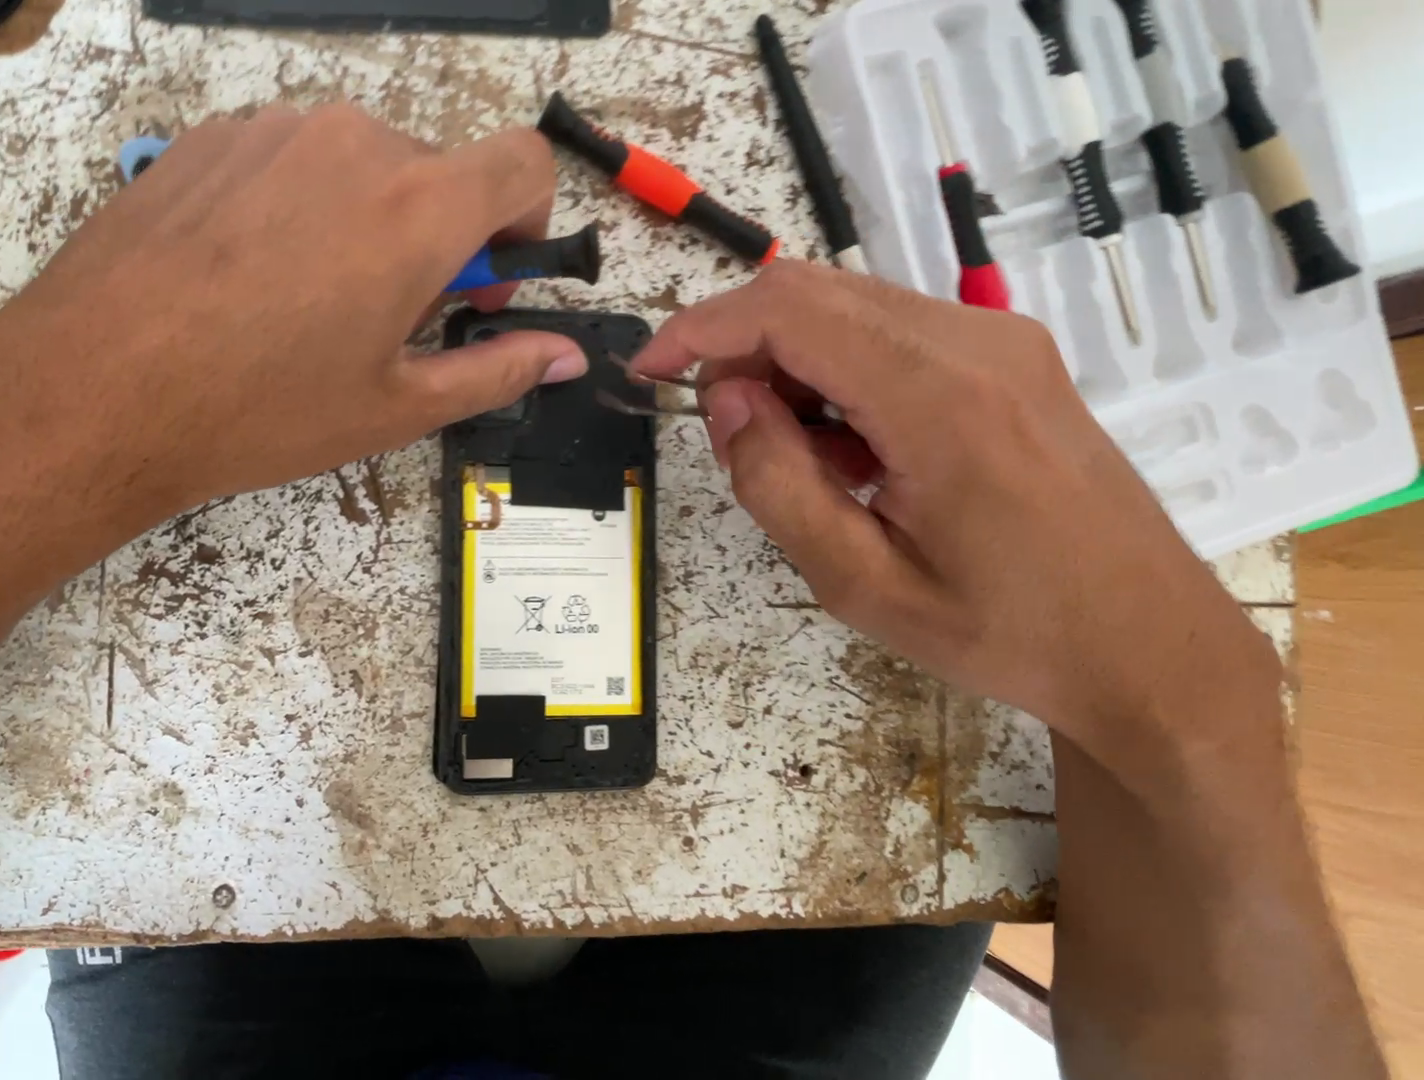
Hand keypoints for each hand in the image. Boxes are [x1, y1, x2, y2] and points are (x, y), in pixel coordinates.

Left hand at [0, 104, 586, 557]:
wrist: (95, 390)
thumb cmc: (261, 410)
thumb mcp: (394, 407)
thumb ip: (495, 370)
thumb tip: (567, 355)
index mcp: (416, 206)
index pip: (523, 163)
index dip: (526, 220)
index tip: (488, 280)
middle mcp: (352, 143)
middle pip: (436, 172)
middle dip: (437, 240)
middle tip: (387, 321)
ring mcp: (271, 131)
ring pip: (359, 165)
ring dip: (365, 223)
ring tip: (307, 305)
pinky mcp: (207, 140)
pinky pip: (288, 160)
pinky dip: (299, 207)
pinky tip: (248, 279)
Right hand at [633, 262, 1277, 757]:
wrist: (1148, 645)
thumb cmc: (1002, 629)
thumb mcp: (859, 582)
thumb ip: (778, 482)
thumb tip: (728, 397)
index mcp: (938, 396)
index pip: (788, 310)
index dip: (700, 328)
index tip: (648, 372)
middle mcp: (975, 340)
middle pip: (812, 293)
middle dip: (737, 345)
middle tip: (719, 429)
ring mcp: (1000, 342)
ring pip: (847, 308)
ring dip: (786, 362)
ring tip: (787, 454)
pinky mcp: (1009, 359)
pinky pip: (888, 333)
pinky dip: (834, 372)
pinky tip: (845, 448)